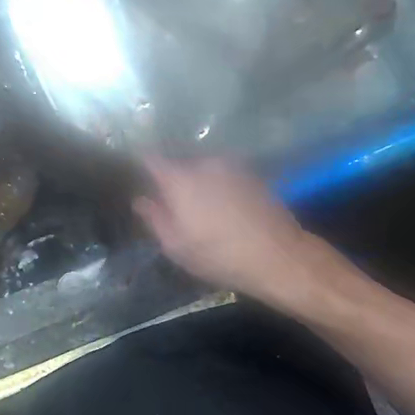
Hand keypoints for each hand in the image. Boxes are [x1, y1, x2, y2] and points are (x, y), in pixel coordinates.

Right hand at [133, 156, 324, 301]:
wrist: (278, 256)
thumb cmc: (218, 255)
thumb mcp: (176, 246)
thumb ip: (155, 218)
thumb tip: (140, 200)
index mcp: (179, 179)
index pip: (150, 158)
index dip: (141, 162)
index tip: (135, 172)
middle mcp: (204, 163)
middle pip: (179, 163)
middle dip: (172, 178)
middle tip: (169, 202)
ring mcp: (232, 166)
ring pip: (203, 169)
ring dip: (198, 182)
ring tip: (199, 208)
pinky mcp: (253, 174)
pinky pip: (224, 175)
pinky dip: (219, 186)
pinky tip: (223, 209)